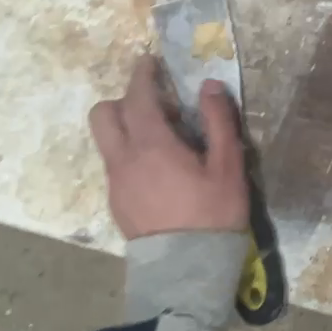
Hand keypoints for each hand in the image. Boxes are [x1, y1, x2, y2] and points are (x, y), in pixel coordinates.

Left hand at [88, 54, 248, 238]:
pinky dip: (132, 150)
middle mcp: (124, 160)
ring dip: (129, 126)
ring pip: (107, 140)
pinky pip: (116, 162)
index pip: (137, 98)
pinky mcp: (117, 201)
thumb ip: (219, 121)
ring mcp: (116, 183)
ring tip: (168, 137)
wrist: (187, 270)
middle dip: (125, 99)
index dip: (142, 75)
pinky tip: (163, 165)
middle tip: (160, 102)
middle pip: (103, 115)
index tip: (150, 60)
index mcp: (152, 146)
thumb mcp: (228, 164)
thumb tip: (209, 85)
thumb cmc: (214, 212)